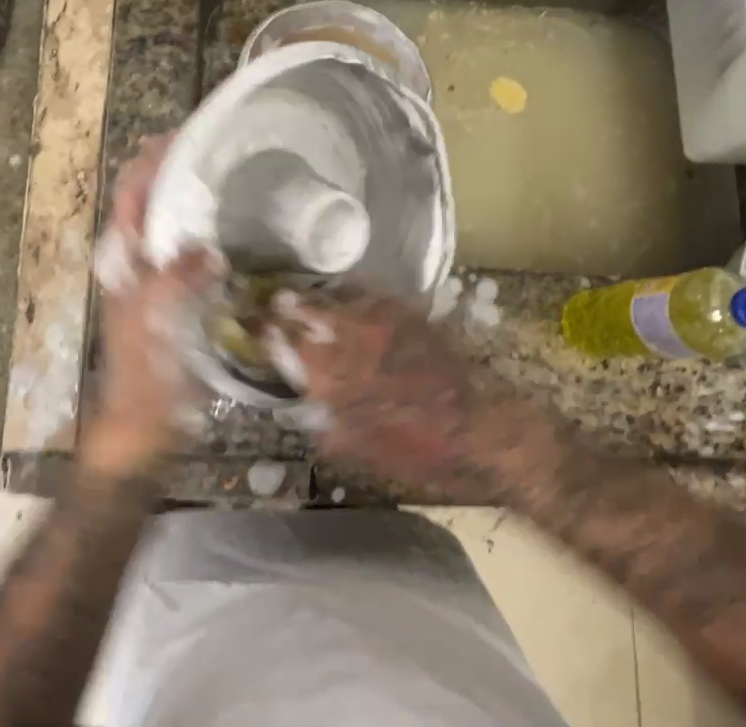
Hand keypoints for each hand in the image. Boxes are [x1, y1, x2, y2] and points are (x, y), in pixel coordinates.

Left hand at [85, 136, 224, 476]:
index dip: (152, 160)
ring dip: (188, 197)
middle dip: (173, 170)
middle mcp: (135, 263)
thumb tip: (206, 248)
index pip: (133, 193)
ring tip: (226, 176)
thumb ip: (176, 280)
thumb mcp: (156, 322)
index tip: (185, 134)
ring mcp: (154, 281)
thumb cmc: (144, 373)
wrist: (141, 423)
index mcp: (123, 260)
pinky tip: (232, 231)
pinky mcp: (175, 299)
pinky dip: (205, 232)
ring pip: (169, 226)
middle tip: (213, 147)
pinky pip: (189, 254)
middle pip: (150, 202)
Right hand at [262, 291, 540, 497]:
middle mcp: (361, 351)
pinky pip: (378, 297)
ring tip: (301, 292)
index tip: (256, 327)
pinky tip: (349, 290)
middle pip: (315, 319)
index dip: (272, 337)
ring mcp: (390, 331)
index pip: (296, 352)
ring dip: (318, 298)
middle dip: (290, 309)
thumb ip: (335, 430)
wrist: (489, 434)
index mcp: (342, 386)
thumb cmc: (428, 456)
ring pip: (343, 303)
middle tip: (272, 300)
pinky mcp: (416, 320)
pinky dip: (357, 291)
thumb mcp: (372, 455)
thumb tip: (308, 413)